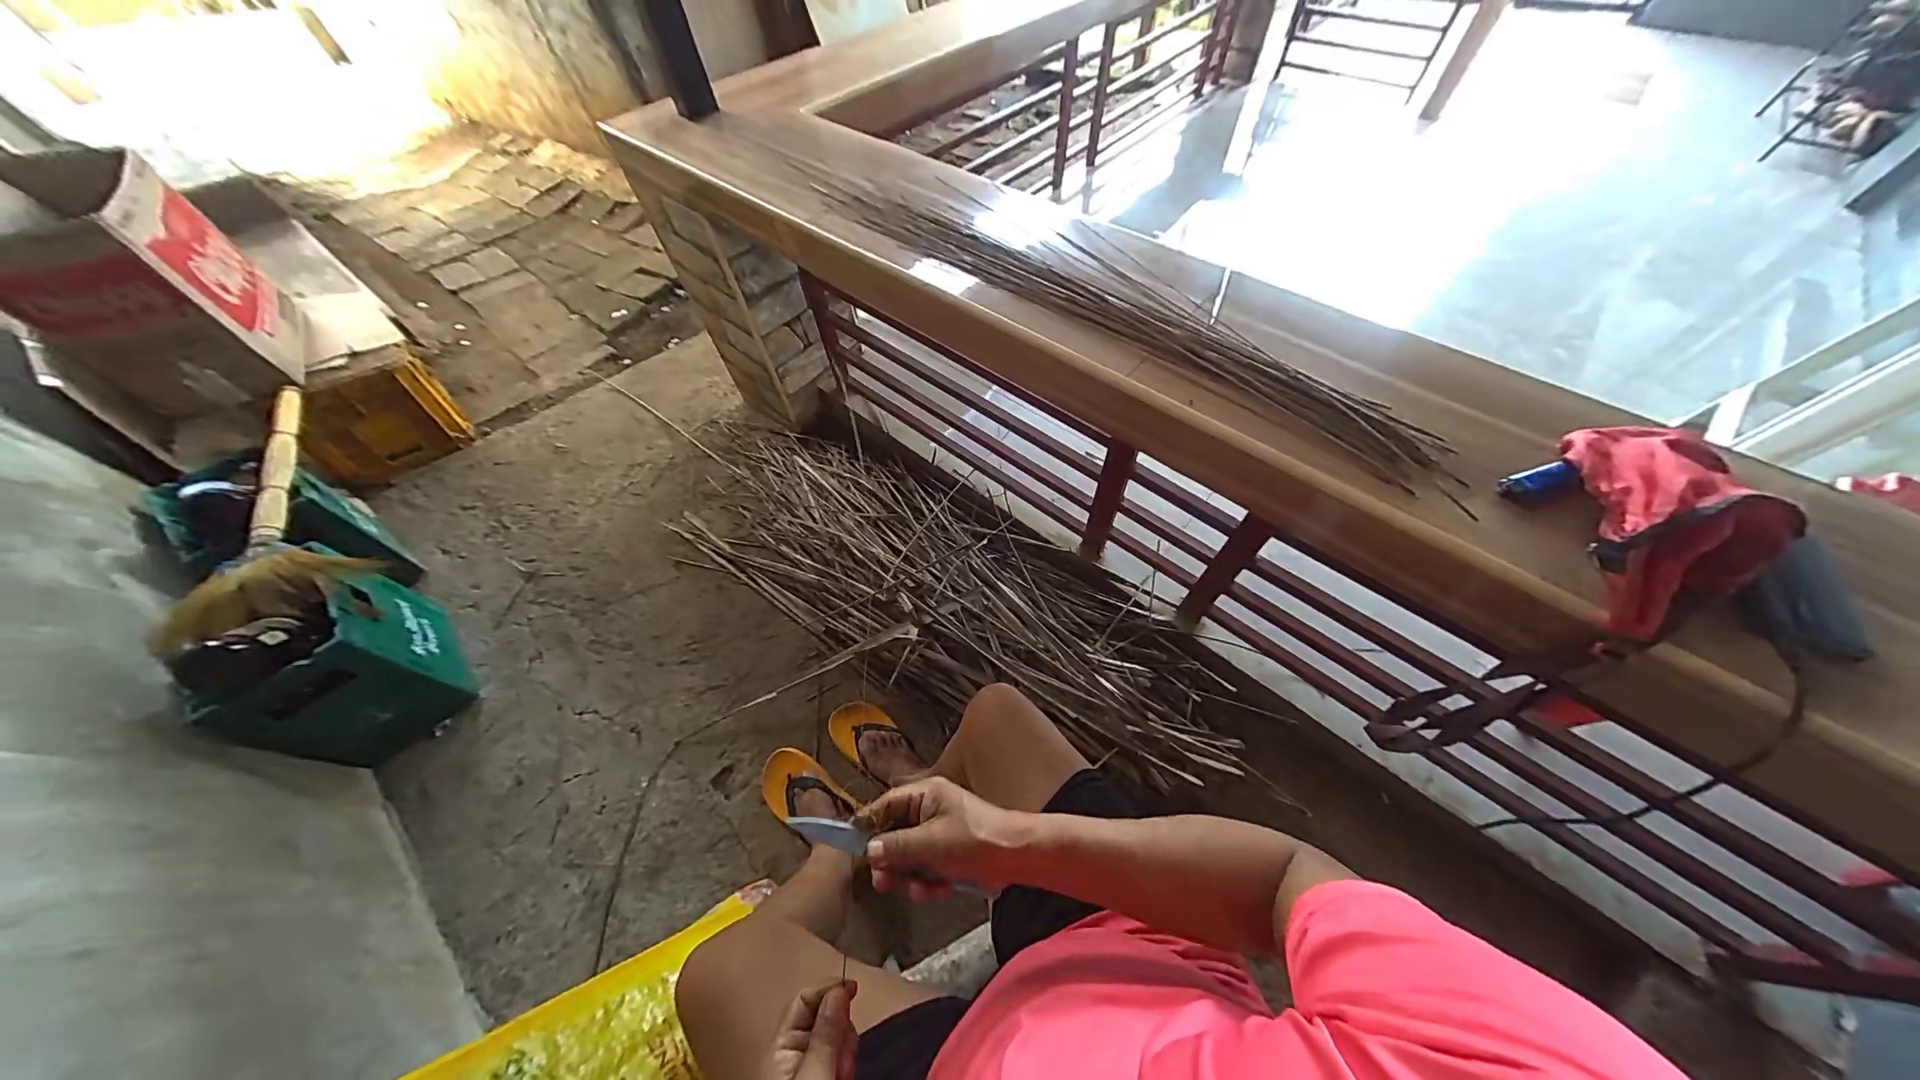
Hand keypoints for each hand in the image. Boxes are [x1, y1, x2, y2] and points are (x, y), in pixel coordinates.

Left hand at [762, 980, 857, 1079]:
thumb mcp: (815, 1071)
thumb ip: (827, 1032)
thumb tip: (839, 988)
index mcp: (781, 1045)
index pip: (804, 1000)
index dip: (828, 989)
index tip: (852, 986)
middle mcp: (794, 1051)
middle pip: (826, 1017)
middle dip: (841, 1028)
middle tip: (844, 1053)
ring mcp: (809, 1065)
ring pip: (837, 1036)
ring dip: (846, 1048)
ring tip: (843, 1073)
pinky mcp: (823, 1076)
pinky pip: (841, 1056)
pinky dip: (848, 1062)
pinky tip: (845, 1077)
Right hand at [856, 777, 1024, 897]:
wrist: (1018, 857)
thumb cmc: (975, 840)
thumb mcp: (931, 843)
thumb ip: (897, 847)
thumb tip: (869, 850)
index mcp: (925, 795)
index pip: (885, 805)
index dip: (868, 826)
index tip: (852, 848)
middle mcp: (930, 811)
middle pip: (895, 834)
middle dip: (891, 860)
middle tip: (884, 881)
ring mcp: (940, 834)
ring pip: (910, 857)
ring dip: (911, 875)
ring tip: (918, 887)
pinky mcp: (950, 856)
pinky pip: (928, 869)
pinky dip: (929, 882)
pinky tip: (937, 890)